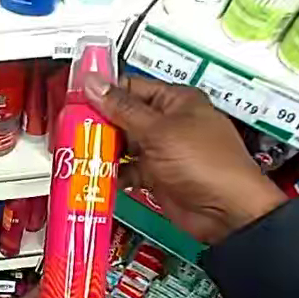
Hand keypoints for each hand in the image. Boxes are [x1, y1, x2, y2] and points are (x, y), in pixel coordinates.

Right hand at [86, 73, 286, 245]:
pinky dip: (113, 173)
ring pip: (123, 144)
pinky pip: (128, 170)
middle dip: (99, 123)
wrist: (226, 213)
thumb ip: (123, 108)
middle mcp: (168, 123)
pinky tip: (96, 174)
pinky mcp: (157, 176)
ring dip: (103, 149)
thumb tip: (94, 84)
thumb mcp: (159, 131)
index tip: (76, 97)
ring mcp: (163, 151)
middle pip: (124, 116)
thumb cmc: (207, 164)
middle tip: (71, 128)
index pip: (131, 87)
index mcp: (175, 101)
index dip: (103, 91)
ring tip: (78, 151)